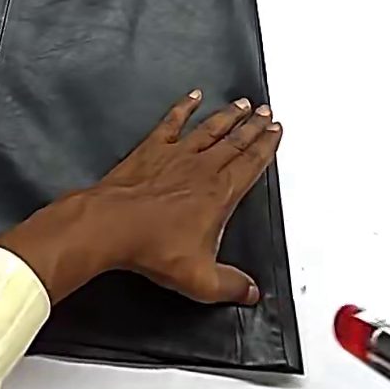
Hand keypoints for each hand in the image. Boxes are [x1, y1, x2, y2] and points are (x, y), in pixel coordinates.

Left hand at [0, 91, 283, 304]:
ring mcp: (177, 153)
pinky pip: (173, 120)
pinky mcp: (153, 147)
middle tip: (267, 112)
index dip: (266, 146)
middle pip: (235, 141)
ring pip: (211, 128)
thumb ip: (230, 285)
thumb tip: (250, 292)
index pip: (250, 164)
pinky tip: (193, 96)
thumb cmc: (153, 247)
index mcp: (219, 194)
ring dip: (229, 114)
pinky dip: (184, 106)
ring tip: (243, 103)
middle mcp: (202, 167)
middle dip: (254, 126)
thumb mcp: (200, 279)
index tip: (275, 131)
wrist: (114, 223)